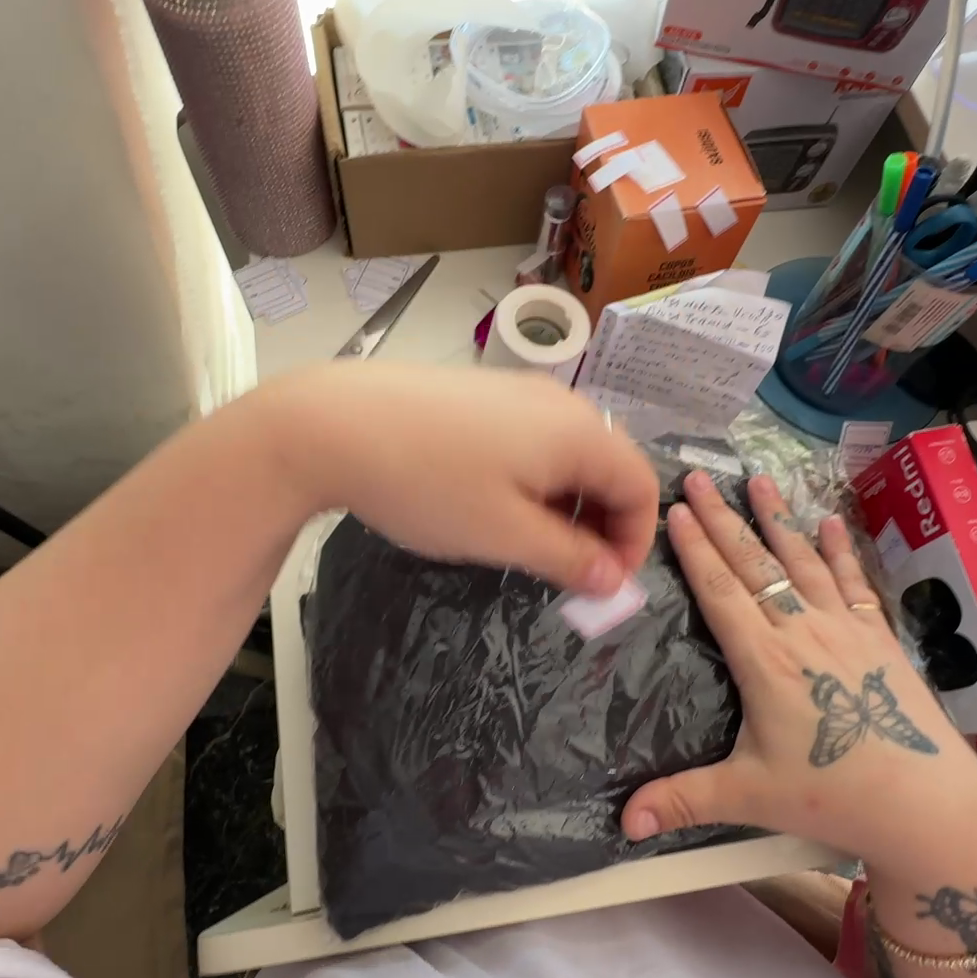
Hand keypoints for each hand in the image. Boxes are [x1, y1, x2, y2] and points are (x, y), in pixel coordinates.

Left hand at [260, 363, 658, 596]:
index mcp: (580, 433)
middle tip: (565, 570)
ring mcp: (517, 392)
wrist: (334, 423)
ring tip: (525, 542)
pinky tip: (490, 503)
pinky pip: (531, 442)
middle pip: (608, 468)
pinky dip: (533, 481)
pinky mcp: (481, 394)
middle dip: (599, 525)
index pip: (642, 487)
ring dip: (564, 506)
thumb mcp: (507, 534)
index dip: (635, 542)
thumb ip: (570, 559)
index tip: (602, 585)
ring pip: (567, 456)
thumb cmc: (431, 485)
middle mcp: (560, 403)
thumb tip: (614, 580)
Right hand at [620, 472, 976, 875]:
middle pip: (754, 565)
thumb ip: (683, 800)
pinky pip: (853, 582)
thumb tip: (623, 824)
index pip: (720, 591)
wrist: (927, 805)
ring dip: (776, 520)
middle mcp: (802, 631)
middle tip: (699, 479)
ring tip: (757, 481)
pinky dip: (838, 550)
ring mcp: (845, 629)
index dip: (695, 549)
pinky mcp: (877, 638)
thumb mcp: (748, 796)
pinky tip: (827, 521)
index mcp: (764, 660)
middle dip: (723, 519)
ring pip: (801, 562)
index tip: (677, 510)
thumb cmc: (833, 795)